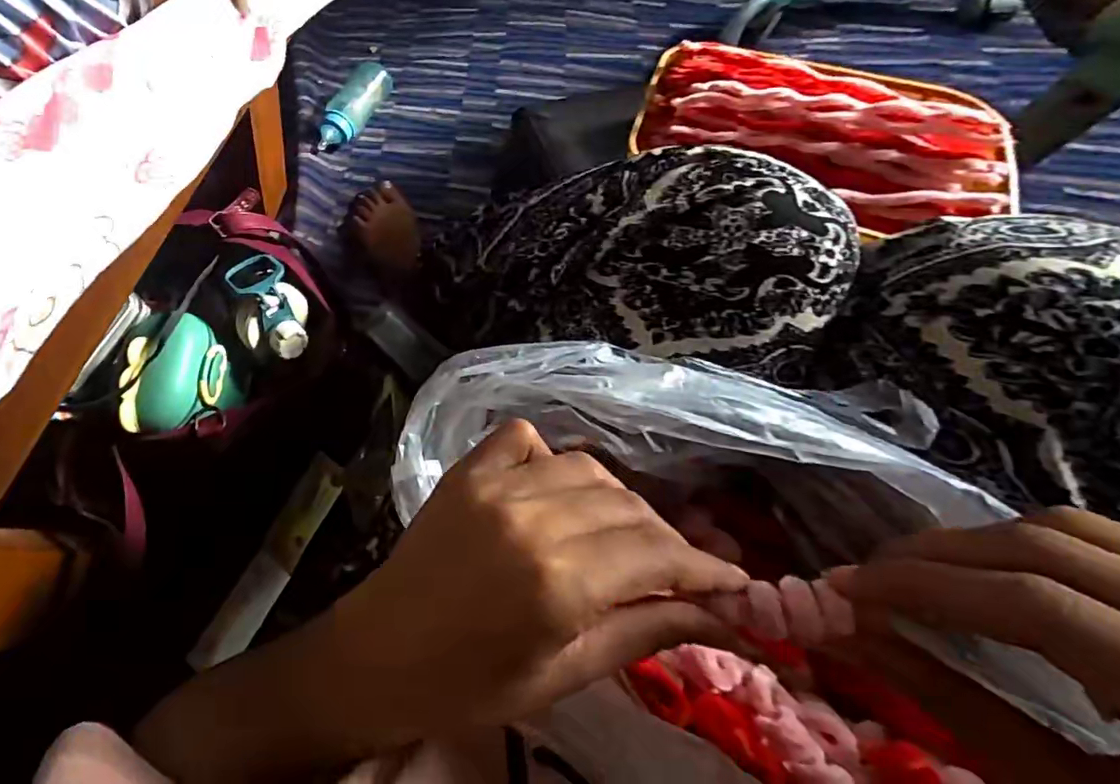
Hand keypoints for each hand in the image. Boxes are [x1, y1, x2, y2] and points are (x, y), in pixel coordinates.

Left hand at [133, 419, 747, 781]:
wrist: (382, 650)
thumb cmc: (472, 681)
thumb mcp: (565, 671)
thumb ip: (643, 632)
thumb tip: (723, 618)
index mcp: (558, 580)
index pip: (658, 553)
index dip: (707, 569)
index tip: (736, 586)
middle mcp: (530, 517)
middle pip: (626, 506)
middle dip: (666, 537)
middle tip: (678, 570)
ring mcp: (491, 486)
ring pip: (583, 467)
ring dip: (616, 499)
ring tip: (622, 534)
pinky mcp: (463, 472)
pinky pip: (522, 438)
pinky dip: (551, 456)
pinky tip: (557, 488)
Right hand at [826, 508, 1119, 782]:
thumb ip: (971, 713)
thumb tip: (852, 632)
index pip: (1049, 609)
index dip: (932, 586)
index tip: (847, 587)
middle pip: (1061, 549)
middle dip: (943, 554)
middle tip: (872, 575)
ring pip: (1090, 534)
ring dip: (984, 545)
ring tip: (927, 577)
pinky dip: (1044, 556)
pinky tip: (1013, 595)